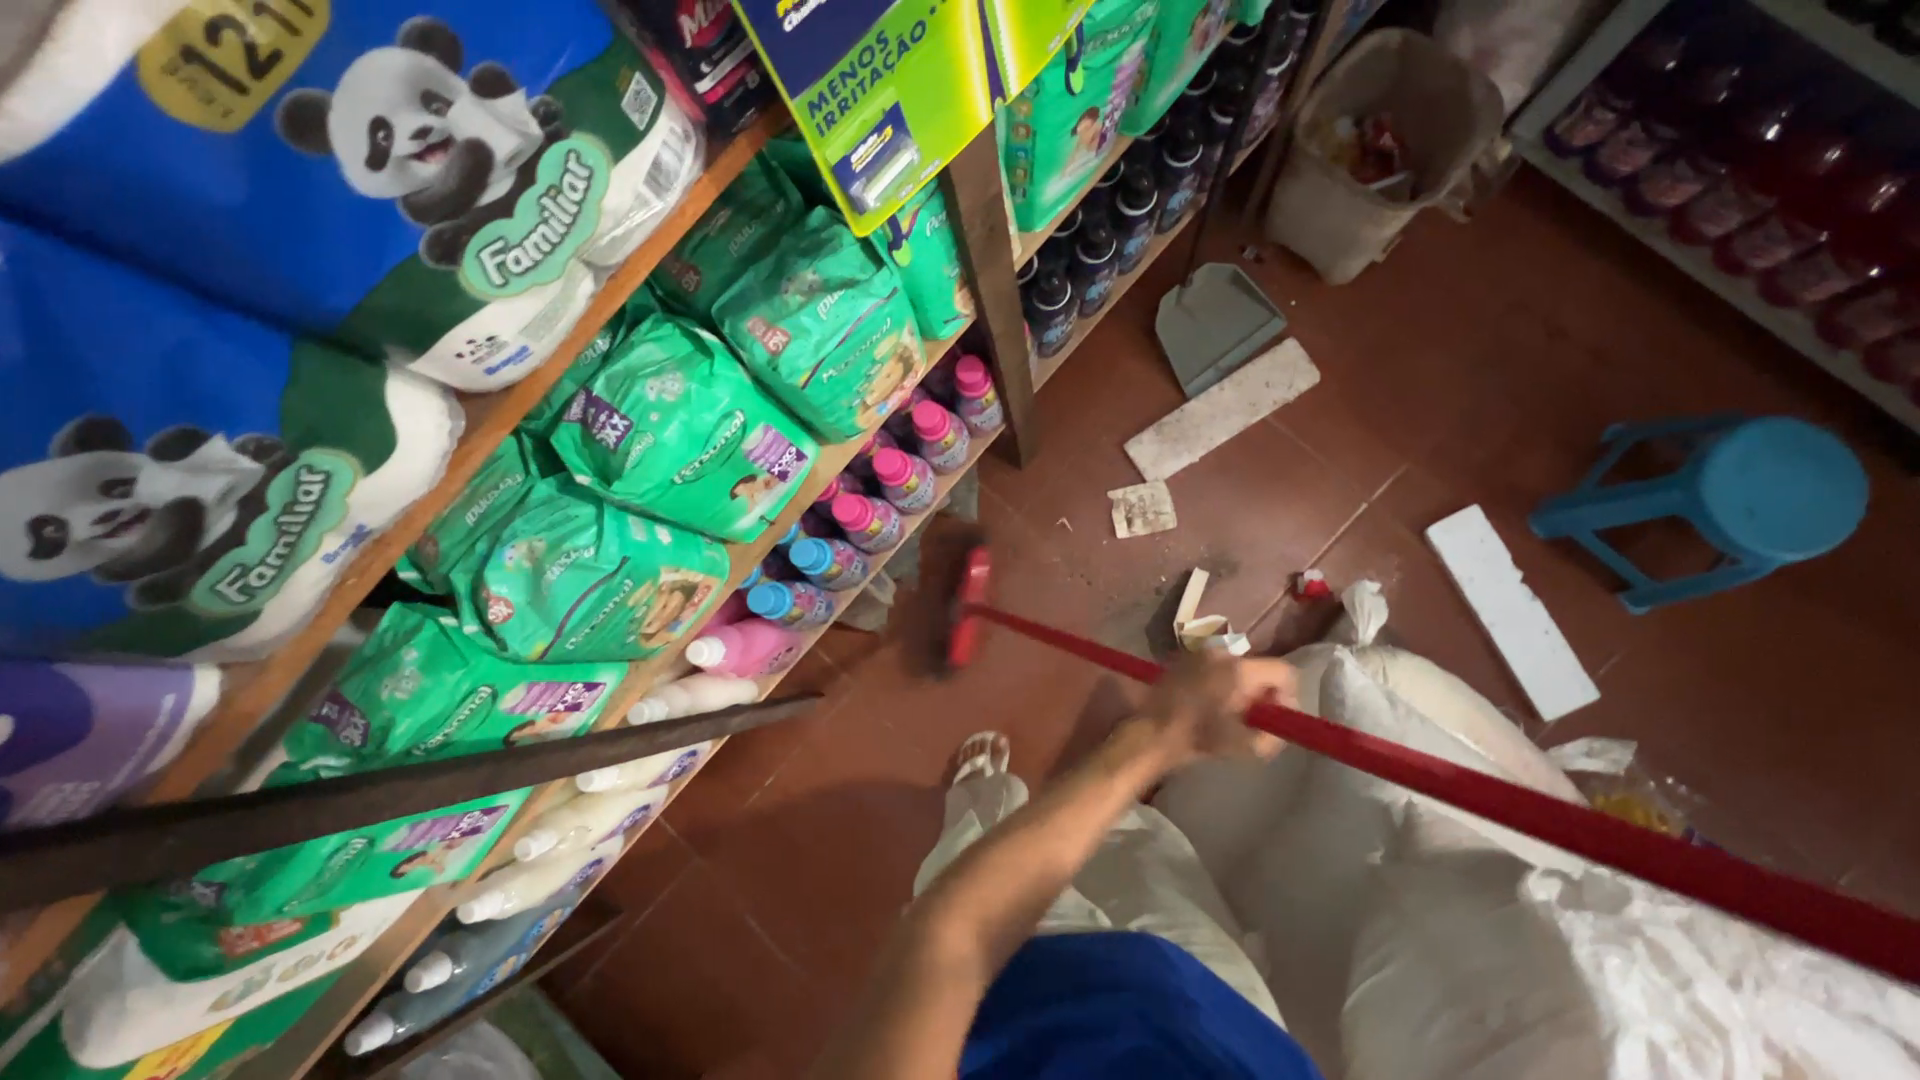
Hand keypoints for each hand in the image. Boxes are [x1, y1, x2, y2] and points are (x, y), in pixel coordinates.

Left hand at [1136, 652, 1297, 768]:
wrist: (1151, 733)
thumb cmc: (1197, 738)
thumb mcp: (1245, 746)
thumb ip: (1273, 734)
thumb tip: (1281, 724)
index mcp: (1239, 669)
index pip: (1285, 671)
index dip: (1287, 696)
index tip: (1274, 717)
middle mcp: (1222, 652)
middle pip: (1260, 669)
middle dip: (1262, 694)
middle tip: (1250, 720)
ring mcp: (1201, 653)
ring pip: (1239, 669)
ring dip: (1241, 689)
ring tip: (1227, 714)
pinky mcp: (1185, 659)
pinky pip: (1217, 668)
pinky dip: (1221, 684)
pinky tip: (1209, 705)